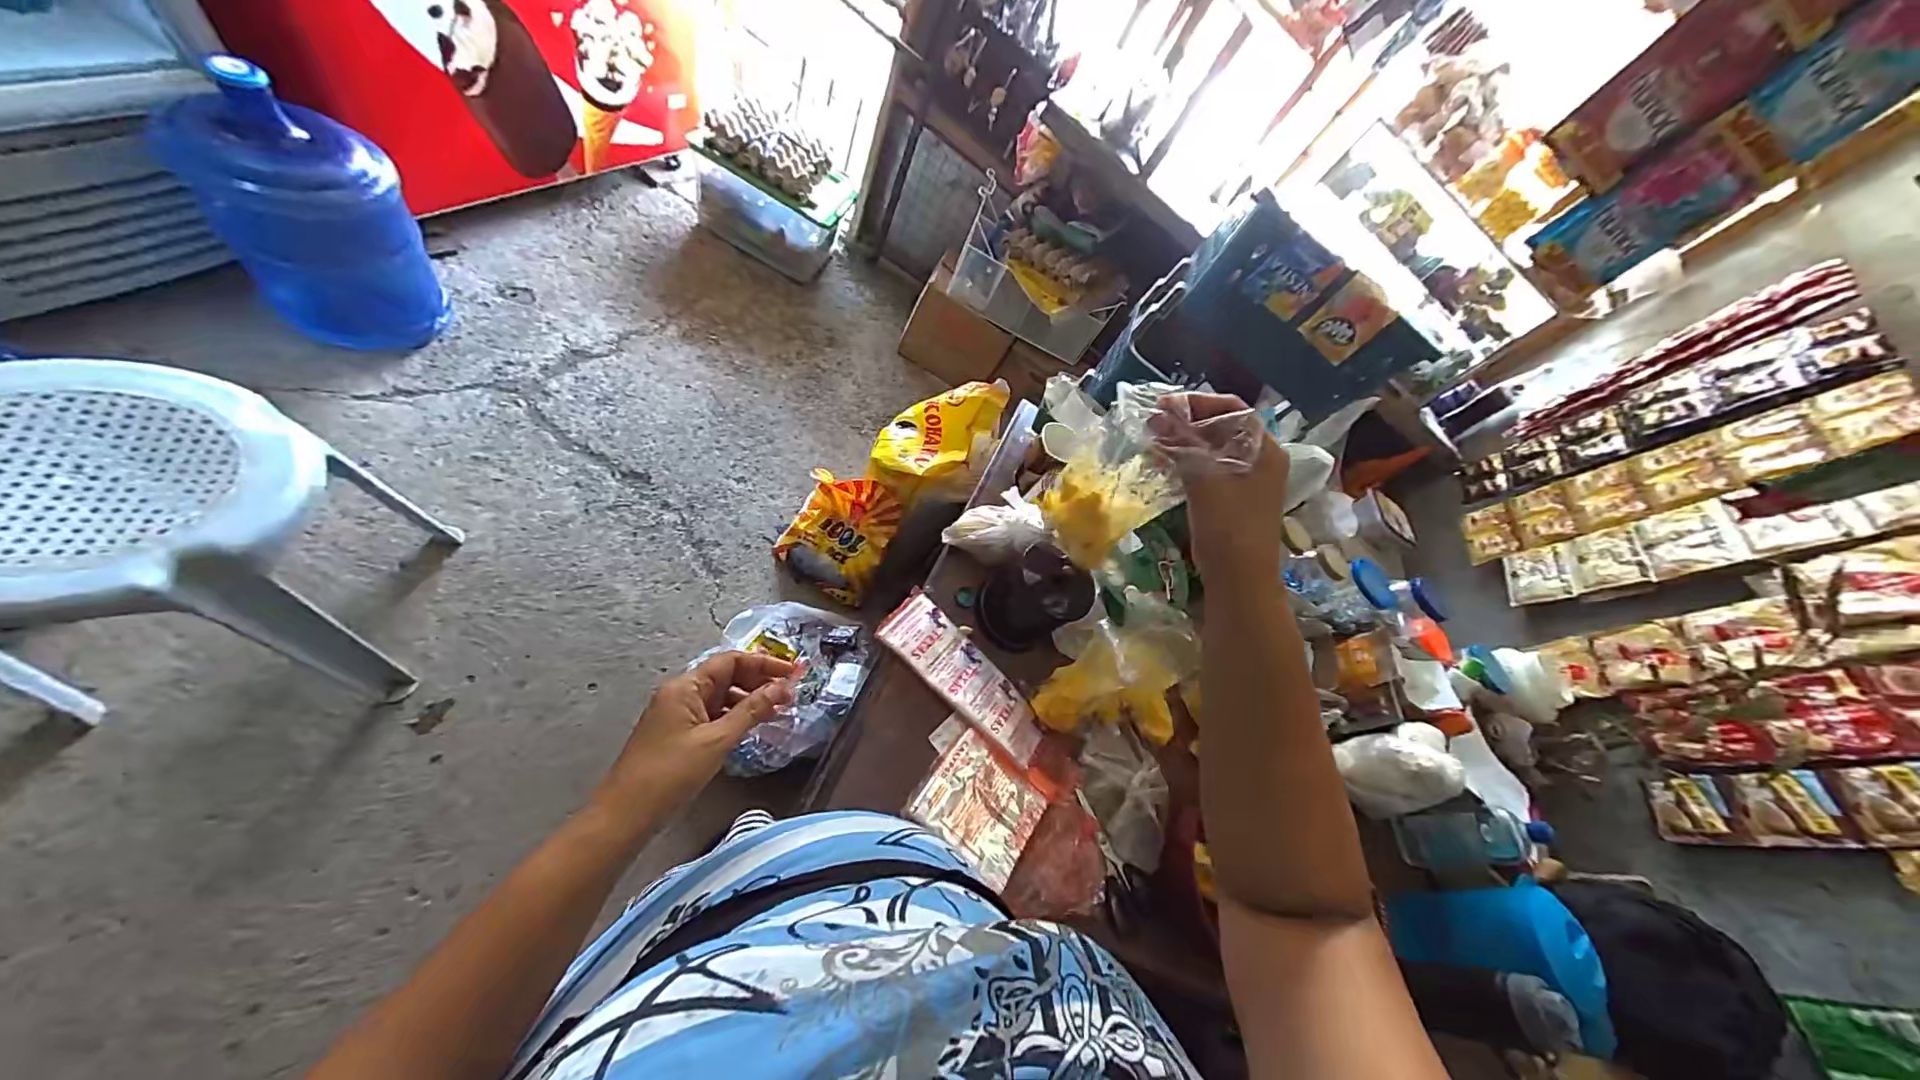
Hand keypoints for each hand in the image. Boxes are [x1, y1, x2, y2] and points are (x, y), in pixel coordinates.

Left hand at [593, 651, 794, 819]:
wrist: (626, 815)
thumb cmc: (669, 774)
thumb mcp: (717, 740)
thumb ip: (752, 710)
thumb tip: (781, 687)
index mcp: (685, 687)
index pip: (731, 661)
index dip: (764, 664)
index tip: (793, 673)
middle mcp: (680, 694)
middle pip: (726, 676)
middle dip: (759, 680)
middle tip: (790, 692)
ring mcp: (678, 714)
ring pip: (721, 696)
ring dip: (750, 699)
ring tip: (778, 709)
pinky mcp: (679, 734)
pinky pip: (713, 715)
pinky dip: (735, 716)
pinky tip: (753, 725)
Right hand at [1151, 392, 1287, 583]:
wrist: (1240, 583)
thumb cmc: (1229, 530)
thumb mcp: (1205, 482)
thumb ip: (1183, 445)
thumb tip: (1160, 415)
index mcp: (1264, 451)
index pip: (1233, 410)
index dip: (1198, 403)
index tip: (1164, 406)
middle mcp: (1259, 462)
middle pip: (1222, 428)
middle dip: (1186, 422)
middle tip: (1152, 423)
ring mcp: (1246, 483)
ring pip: (1212, 450)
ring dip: (1183, 442)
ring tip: (1152, 440)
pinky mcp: (1231, 502)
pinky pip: (1208, 471)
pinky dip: (1186, 463)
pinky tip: (1162, 464)